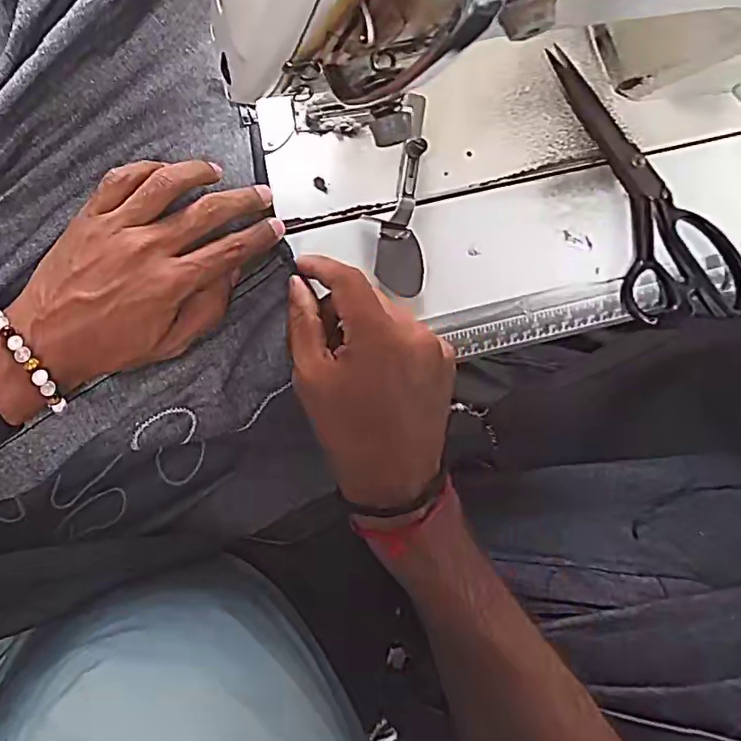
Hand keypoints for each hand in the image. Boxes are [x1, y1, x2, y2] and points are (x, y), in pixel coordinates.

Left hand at [0, 161, 281, 423]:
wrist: (45, 340)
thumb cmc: (101, 346)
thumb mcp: (166, 344)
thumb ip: (205, 309)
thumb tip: (230, 277)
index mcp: (169, 282)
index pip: (229, 249)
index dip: (259, 235)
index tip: (271, 227)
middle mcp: (147, 248)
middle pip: (209, 210)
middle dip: (244, 199)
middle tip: (259, 196)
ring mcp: (117, 228)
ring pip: (167, 183)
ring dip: (198, 172)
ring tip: (214, 172)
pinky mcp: (91, 217)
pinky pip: (121, 179)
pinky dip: (146, 168)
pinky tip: (161, 170)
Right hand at [286, 254, 453, 510]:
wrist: (395, 475)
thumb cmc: (354, 434)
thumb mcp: (311, 375)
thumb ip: (303, 322)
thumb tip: (299, 289)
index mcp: (379, 334)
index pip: (348, 277)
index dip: (321, 266)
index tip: (305, 266)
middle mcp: (413, 333)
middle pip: (366, 294)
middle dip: (339, 306)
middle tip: (321, 338)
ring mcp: (432, 345)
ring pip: (385, 311)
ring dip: (362, 323)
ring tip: (349, 363)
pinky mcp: (441, 357)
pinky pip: (404, 330)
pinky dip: (384, 337)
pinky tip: (372, 368)